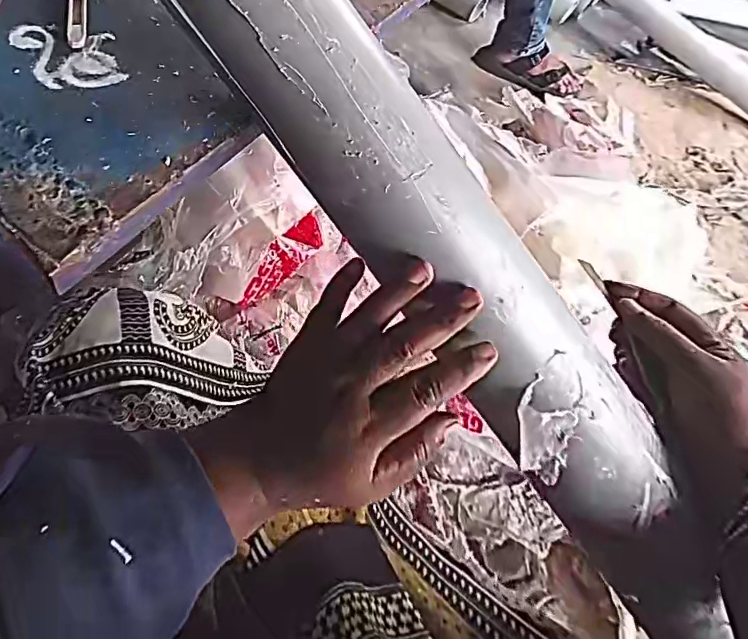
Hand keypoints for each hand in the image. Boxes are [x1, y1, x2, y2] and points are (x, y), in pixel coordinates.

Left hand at [186, 258, 496, 538]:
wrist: (260, 454)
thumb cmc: (320, 474)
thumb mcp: (374, 486)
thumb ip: (416, 453)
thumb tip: (453, 420)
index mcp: (371, 425)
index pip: (425, 390)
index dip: (460, 369)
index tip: (487, 350)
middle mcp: (350, 385)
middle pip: (402, 346)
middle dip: (439, 320)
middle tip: (470, 298)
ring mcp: (326, 358)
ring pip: (367, 320)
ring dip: (396, 293)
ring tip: (424, 270)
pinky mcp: (306, 342)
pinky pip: (326, 308)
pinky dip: (341, 284)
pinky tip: (358, 261)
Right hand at [605, 282, 747, 523]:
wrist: (734, 478)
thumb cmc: (727, 418)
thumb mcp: (698, 368)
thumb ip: (660, 333)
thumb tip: (624, 303)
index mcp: (710, 346)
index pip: (669, 310)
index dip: (639, 297)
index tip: (607, 290)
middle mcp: (689, 358)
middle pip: (647, 327)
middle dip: (629, 326)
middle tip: (617, 335)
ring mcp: (672, 380)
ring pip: (636, 350)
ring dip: (627, 352)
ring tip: (628, 365)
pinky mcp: (656, 399)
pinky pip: (631, 374)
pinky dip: (626, 373)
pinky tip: (631, 383)